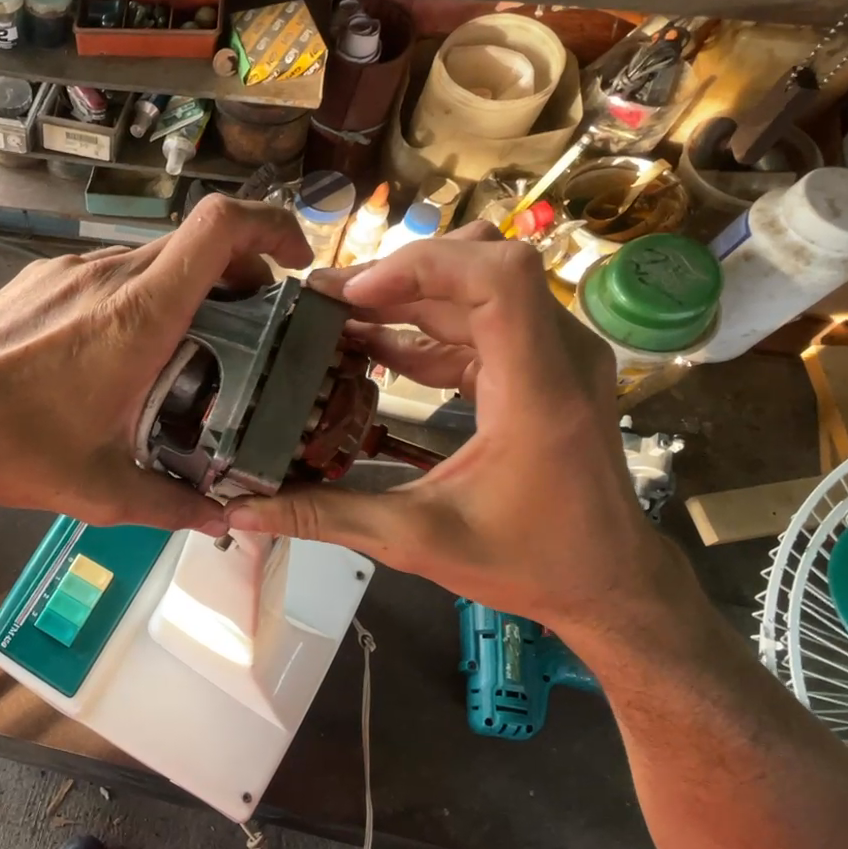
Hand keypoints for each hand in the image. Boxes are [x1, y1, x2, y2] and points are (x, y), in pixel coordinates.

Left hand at [0, 196, 313, 532]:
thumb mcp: (100, 490)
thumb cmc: (11, 451)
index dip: (272, 227)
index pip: (220, 228)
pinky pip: (104, 273)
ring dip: (183, 290)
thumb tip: (220, 523)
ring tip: (184, 348)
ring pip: (147, 260)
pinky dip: (135, 296)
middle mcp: (105, 276)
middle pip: (192, 247)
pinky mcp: (34, 281)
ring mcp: (64, 272)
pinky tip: (115, 351)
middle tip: (250, 331)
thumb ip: (171, 506)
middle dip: (237, 278)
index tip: (295, 264)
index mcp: (137, 315)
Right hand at [225, 222, 672, 635]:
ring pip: (477, 292)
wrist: (606, 580)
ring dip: (404, 298)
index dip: (423, 267)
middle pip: (480, 273)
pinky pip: (480, 325)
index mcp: (538, 390)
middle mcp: (558, 356)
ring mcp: (555, 358)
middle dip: (394, 278)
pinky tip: (370, 346)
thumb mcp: (416, 540)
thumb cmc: (526, 562)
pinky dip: (423, 329)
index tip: (355, 294)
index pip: (500, 279)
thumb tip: (242, 510)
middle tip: (319, 298)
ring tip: (334, 315)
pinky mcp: (541, 369)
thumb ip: (325, 517)